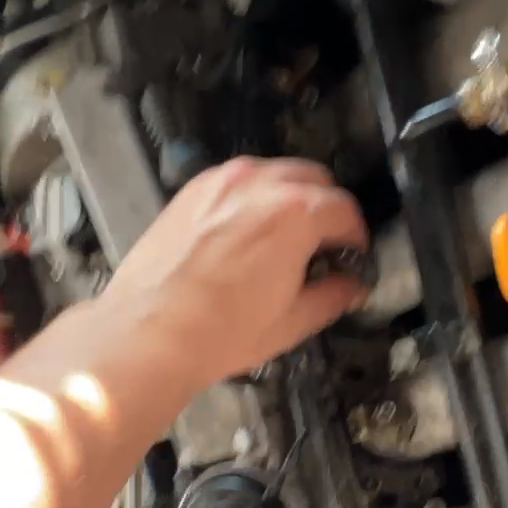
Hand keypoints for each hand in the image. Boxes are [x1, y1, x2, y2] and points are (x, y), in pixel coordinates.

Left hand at [92, 157, 369, 389]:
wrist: (150, 334)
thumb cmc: (219, 332)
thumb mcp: (294, 322)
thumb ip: (333, 297)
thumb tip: (350, 287)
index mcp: (295, 216)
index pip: (345, 209)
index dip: (356, 235)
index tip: (353, 254)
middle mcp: (259, 187)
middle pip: (314, 179)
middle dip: (328, 209)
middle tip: (326, 245)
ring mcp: (221, 183)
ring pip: (275, 174)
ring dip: (293, 198)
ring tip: (288, 239)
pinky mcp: (193, 192)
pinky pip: (239, 181)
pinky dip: (255, 198)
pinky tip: (250, 234)